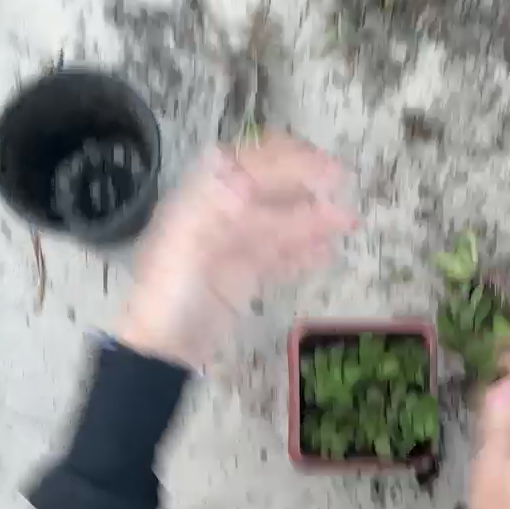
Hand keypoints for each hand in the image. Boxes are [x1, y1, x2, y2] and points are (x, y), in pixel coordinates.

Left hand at [117, 134, 356, 368]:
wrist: (162, 349)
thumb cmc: (169, 293)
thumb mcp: (187, 243)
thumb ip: (217, 208)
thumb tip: (249, 178)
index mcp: (200, 200)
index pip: (247, 164)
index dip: (285, 158)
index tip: (320, 166)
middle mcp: (218, 217)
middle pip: (268, 190)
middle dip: (305, 185)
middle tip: (342, 185)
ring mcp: (232, 249)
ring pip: (279, 225)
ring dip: (313, 220)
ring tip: (347, 222)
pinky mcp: (242, 279)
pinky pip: (278, 258)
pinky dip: (303, 253)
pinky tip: (326, 253)